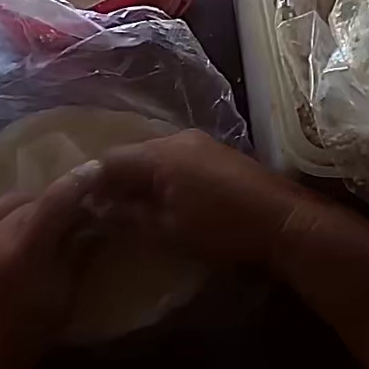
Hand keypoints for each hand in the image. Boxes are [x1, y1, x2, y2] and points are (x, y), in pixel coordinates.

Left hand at [0, 163, 102, 368]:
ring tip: (45, 214)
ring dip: (28, 202)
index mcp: (23, 247)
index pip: (56, 200)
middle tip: (77, 207)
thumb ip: (77, 257)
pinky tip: (9, 216)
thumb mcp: (60, 300)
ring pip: (4, 200)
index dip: (79, 182)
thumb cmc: (21, 338)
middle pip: (31, 198)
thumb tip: (96, 226)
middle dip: (56, 197)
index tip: (97, 169)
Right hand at [94, 130, 334, 264]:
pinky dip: (162, 176)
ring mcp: (200, 143)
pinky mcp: (216, 153)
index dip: (94, 182)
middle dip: (116, 179)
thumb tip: (99, 209)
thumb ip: (129, 215)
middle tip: (105, 208)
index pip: (111, 160)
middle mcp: (177, 139)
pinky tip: (162, 198)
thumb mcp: (167, 228)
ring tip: (132, 206)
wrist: (283, 222)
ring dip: (140, 178)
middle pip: (132, 154)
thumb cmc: (221, 228)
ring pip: (154, 156)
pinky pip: (175, 159)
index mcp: (159, 154)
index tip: (84, 204)